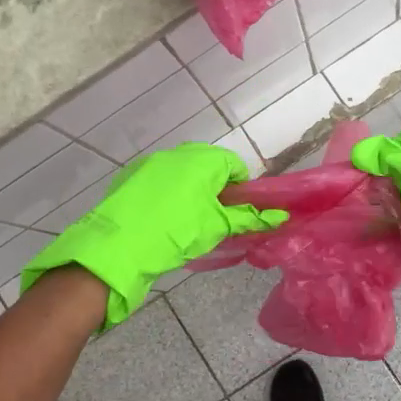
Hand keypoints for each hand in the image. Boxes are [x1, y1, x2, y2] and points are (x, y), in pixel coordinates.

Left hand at [20, 142, 287, 327]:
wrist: (119, 247)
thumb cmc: (178, 232)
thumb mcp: (218, 227)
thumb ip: (249, 218)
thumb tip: (281, 217)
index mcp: (203, 159)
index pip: (234, 166)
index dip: (241, 190)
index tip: (238, 214)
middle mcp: (177, 154)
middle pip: (207, 167)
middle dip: (215, 191)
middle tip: (215, 221)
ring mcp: (150, 164)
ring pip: (181, 175)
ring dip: (191, 194)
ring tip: (188, 224)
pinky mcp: (129, 178)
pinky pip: (158, 183)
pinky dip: (167, 197)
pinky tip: (162, 222)